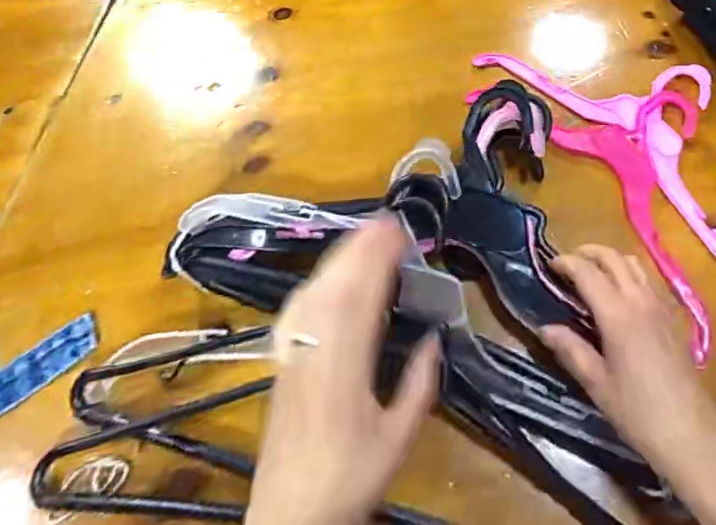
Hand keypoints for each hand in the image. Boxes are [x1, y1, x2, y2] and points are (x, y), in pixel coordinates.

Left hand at [245, 218, 441, 524]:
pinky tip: (328, 274)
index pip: (362, 297)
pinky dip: (316, 282)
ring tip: (363, 235)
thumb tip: (434, 337)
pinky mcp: (280, 363)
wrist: (287, 519)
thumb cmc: (349, 479)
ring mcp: (292, 355)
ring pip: (313, 292)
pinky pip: (297, 310)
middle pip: (335, 285)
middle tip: (386, 221)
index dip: (379, 259)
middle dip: (360, 247)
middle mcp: (314, 351)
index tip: (398, 233)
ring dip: (339, 258)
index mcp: (345, 367)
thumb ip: (420, 385)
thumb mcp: (399, 439)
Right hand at [542, 245, 715, 524]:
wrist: (690, 431)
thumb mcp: (597, 384)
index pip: (587, 272)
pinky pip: (648, 279)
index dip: (566, 262)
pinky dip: (629, 272)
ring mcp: (660, 304)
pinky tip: (621, 294)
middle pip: (613, 257)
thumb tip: (545, 328)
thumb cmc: (638, 411)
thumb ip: (571, 350)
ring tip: (593, 273)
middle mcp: (640, 299)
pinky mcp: (672, 315)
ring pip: (633, 262)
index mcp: (617, 313)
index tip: (549, 265)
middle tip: (568, 264)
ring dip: (610, 259)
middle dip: (588, 252)